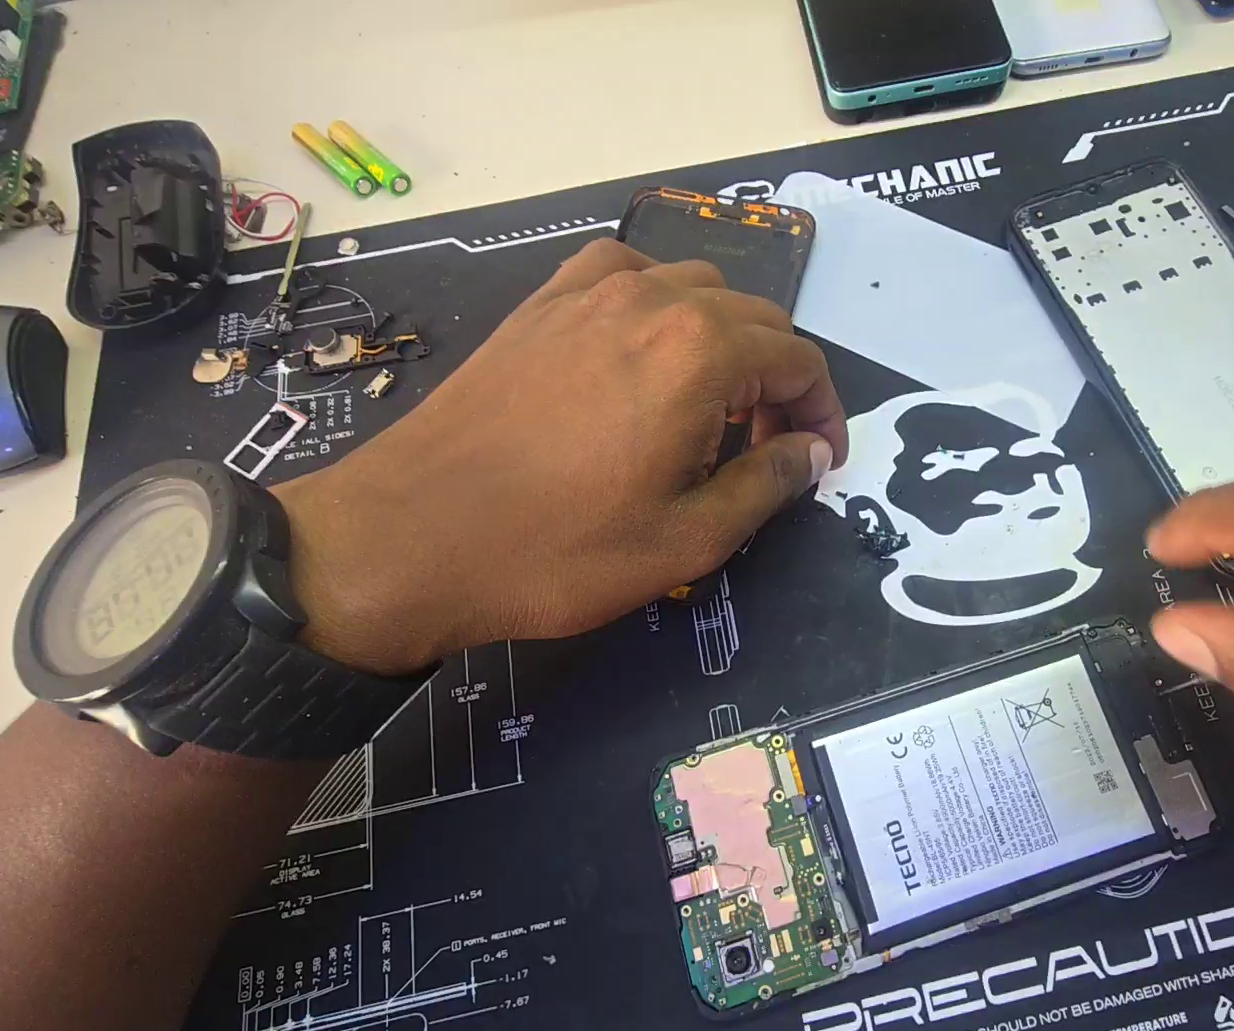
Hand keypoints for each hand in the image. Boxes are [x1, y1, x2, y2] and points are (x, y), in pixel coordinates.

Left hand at [273, 238, 847, 674]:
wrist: (410, 537)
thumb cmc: (558, 552)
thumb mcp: (686, 540)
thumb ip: (765, 485)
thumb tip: (811, 451)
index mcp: (698, 354)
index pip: (798, 360)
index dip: (823, 411)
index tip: (818, 459)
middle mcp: (652, 302)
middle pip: (755, 320)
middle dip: (780, 382)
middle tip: (767, 449)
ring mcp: (589, 294)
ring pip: (697, 289)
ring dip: (726, 343)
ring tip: (710, 406)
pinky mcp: (542, 304)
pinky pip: (626, 276)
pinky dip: (660, 306)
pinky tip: (646, 352)